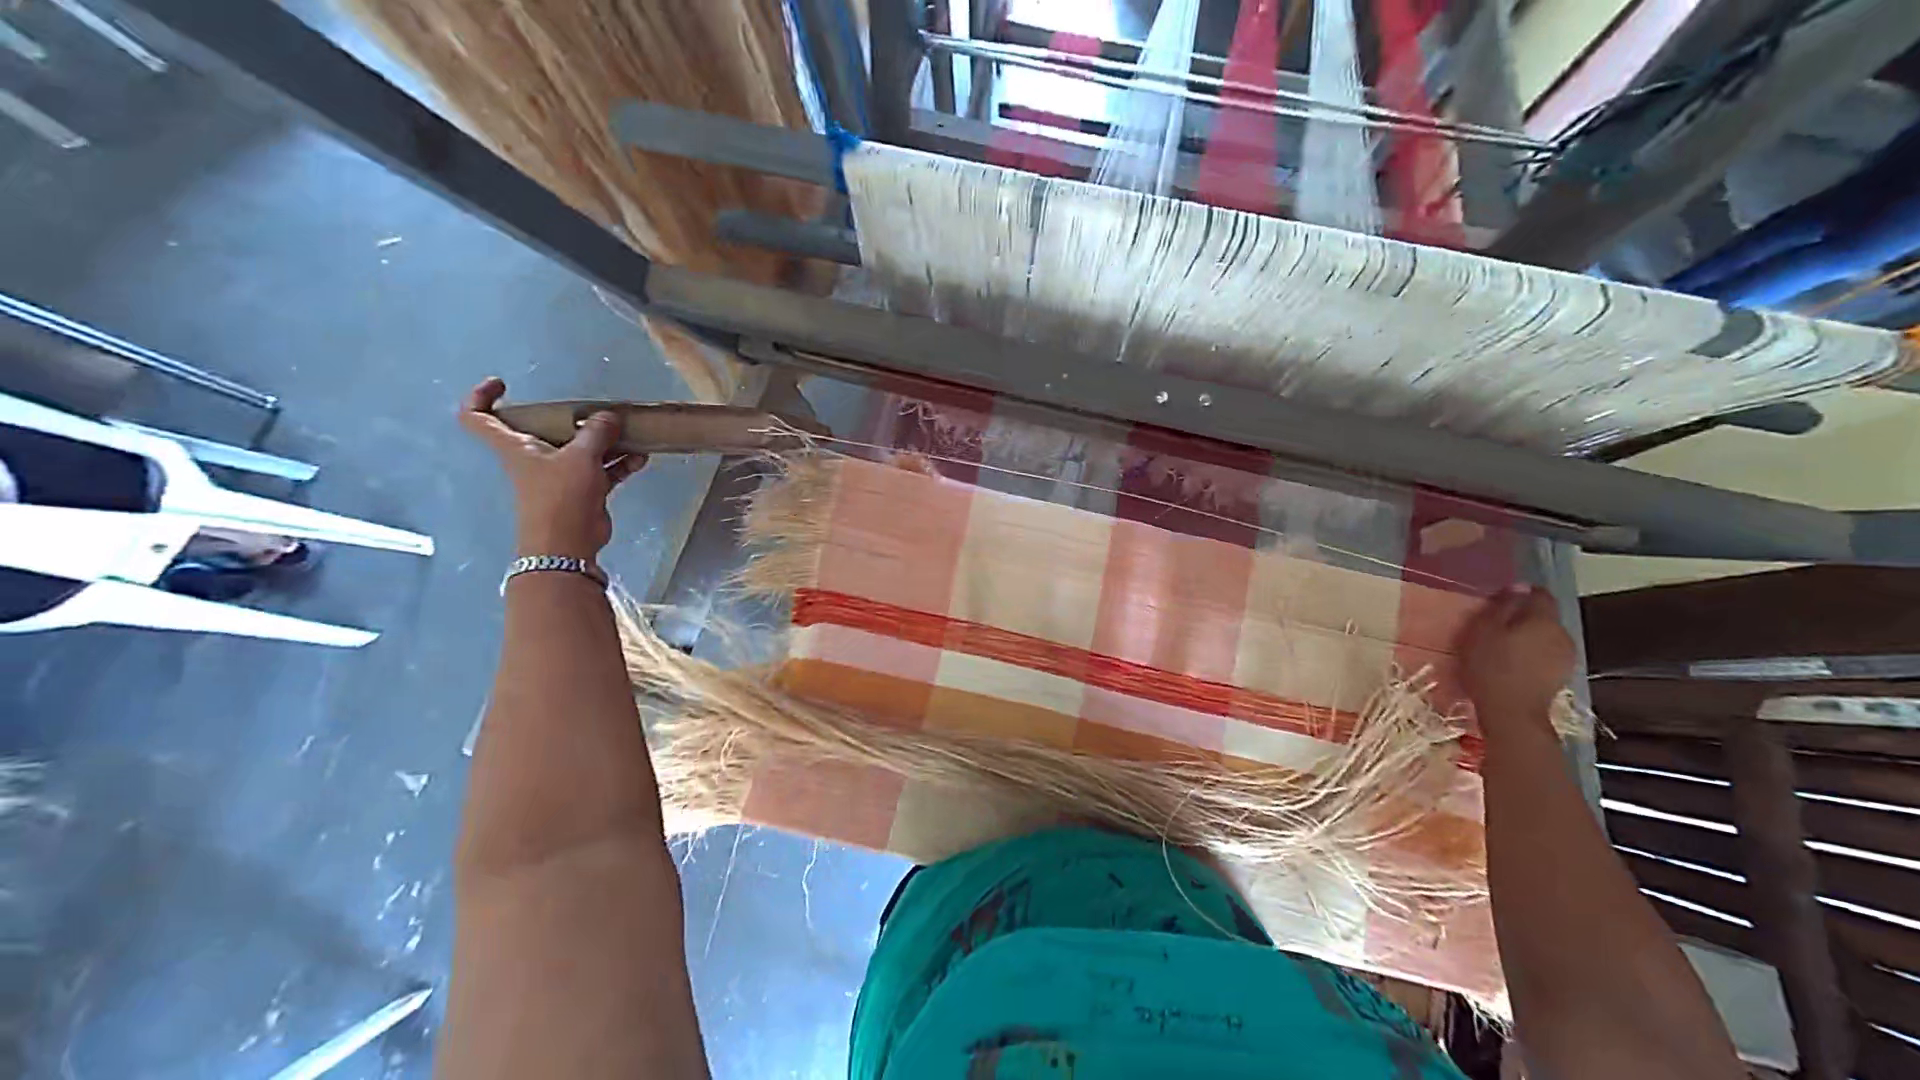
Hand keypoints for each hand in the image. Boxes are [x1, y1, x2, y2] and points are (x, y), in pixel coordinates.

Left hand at [458, 377, 645, 559]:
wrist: (568, 544)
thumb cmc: (561, 496)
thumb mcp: (580, 457)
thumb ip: (596, 433)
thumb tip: (608, 416)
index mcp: (515, 446)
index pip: (477, 417)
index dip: (481, 396)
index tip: (502, 384)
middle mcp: (534, 457)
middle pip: (544, 429)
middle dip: (570, 418)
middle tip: (596, 411)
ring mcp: (560, 475)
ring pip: (580, 449)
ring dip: (605, 441)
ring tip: (630, 434)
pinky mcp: (583, 491)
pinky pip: (602, 470)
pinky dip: (619, 463)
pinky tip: (640, 457)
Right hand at [1456, 586, 1574, 730]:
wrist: (1511, 712)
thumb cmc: (1490, 666)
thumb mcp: (1483, 631)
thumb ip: (1503, 606)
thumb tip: (1519, 586)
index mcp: (1543, 620)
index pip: (1540, 595)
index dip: (1522, 593)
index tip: (1501, 601)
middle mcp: (1562, 634)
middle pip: (1544, 617)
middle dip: (1524, 618)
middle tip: (1495, 627)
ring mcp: (1566, 656)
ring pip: (1547, 636)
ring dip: (1529, 637)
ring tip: (1503, 648)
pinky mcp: (1562, 675)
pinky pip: (1547, 654)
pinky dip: (1533, 654)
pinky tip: (1515, 664)